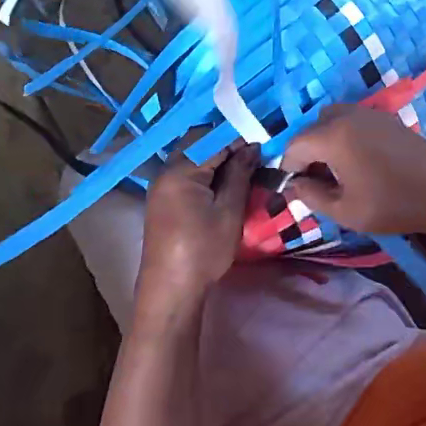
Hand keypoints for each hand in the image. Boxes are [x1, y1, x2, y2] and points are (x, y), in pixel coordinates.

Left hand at [134, 143, 257, 327]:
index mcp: (180, 170)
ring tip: (243, 169)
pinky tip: (224, 183)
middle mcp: (165, 171)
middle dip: (227, 144)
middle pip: (198, 143)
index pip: (212, 138)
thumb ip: (239, 174)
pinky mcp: (163, 199)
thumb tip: (252, 146)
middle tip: (255, 156)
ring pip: (192, 157)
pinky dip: (206, 171)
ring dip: (216, 158)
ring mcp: (161, 185)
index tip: (264, 144)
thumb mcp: (229, 211)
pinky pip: (186, 173)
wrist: (171, 289)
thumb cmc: (203, 250)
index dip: (239, 137)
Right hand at [281, 106, 425, 234]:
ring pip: (331, 120)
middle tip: (316, 183)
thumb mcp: (345, 211)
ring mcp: (368, 114)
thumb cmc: (393, 204)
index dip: (289, 168)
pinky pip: (351, 121)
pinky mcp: (385, 118)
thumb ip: (312, 196)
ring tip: (336, 172)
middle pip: (312, 129)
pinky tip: (358, 162)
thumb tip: (295, 185)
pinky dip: (344, 136)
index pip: (295, 146)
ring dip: (325, 141)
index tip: (295, 190)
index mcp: (333, 136)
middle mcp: (347, 116)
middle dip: (306, 153)